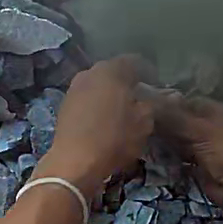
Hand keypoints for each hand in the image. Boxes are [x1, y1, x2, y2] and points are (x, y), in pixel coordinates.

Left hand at [35, 57, 154, 199]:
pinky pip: (88, 99)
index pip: (135, 61)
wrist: (75, 162)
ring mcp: (74, 88)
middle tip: (141, 97)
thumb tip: (153, 97)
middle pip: (114, 72)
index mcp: (112, 70)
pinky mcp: (65, 106)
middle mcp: (90, 72)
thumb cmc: (115, 137)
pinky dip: (98, 105)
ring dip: (111, 94)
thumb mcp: (144, 121)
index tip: (157, 85)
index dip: (149, 72)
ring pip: (99, 85)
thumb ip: (152, 103)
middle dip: (128, 82)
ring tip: (123, 111)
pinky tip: (105, 120)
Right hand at [155, 95, 222, 200]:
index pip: (195, 103)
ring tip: (148, 140)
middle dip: (169, 125)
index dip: (173, 105)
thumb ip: (174, 117)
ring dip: (170, 142)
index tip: (152, 109)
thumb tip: (150, 102)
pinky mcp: (208, 168)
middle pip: (189, 122)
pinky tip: (158, 155)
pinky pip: (186, 159)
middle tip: (146, 125)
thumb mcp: (200, 128)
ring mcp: (215, 149)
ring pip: (186, 141)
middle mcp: (222, 128)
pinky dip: (174, 158)